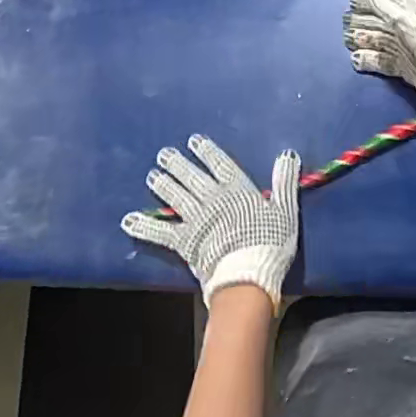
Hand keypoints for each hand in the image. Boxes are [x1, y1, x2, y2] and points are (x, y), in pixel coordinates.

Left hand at [121, 135, 299, 305]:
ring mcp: (196, 219)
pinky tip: (128, 220)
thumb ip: (284, 182)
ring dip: (163, 185)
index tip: (194, 141)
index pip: (220, 164)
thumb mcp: (285, 211)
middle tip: (164, 154)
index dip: (207, 152)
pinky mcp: (184, 240)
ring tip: (152, 176)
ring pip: (175, 196)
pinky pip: (160, 231)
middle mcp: (213, 199)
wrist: (248, 275)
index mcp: (238, 190)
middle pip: (192, 177)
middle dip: (177, 164)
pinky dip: (144, 225)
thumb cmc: (271, 244)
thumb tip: (287, 154)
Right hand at [344, 0, 415, 122]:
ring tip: (347, 41)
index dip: (370, 2)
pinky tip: (357, 60)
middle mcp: (410, 32)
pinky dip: (370, 61)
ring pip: (381, 44)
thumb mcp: (413, 20)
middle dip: (363, 22)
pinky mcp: (409, 73)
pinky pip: (384, 64)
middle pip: (382, 25)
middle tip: (345, 21)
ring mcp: (410, 54)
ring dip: (364, 42)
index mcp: (413, 15)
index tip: (351, 1)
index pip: (386, 5)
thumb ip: (388, 4)